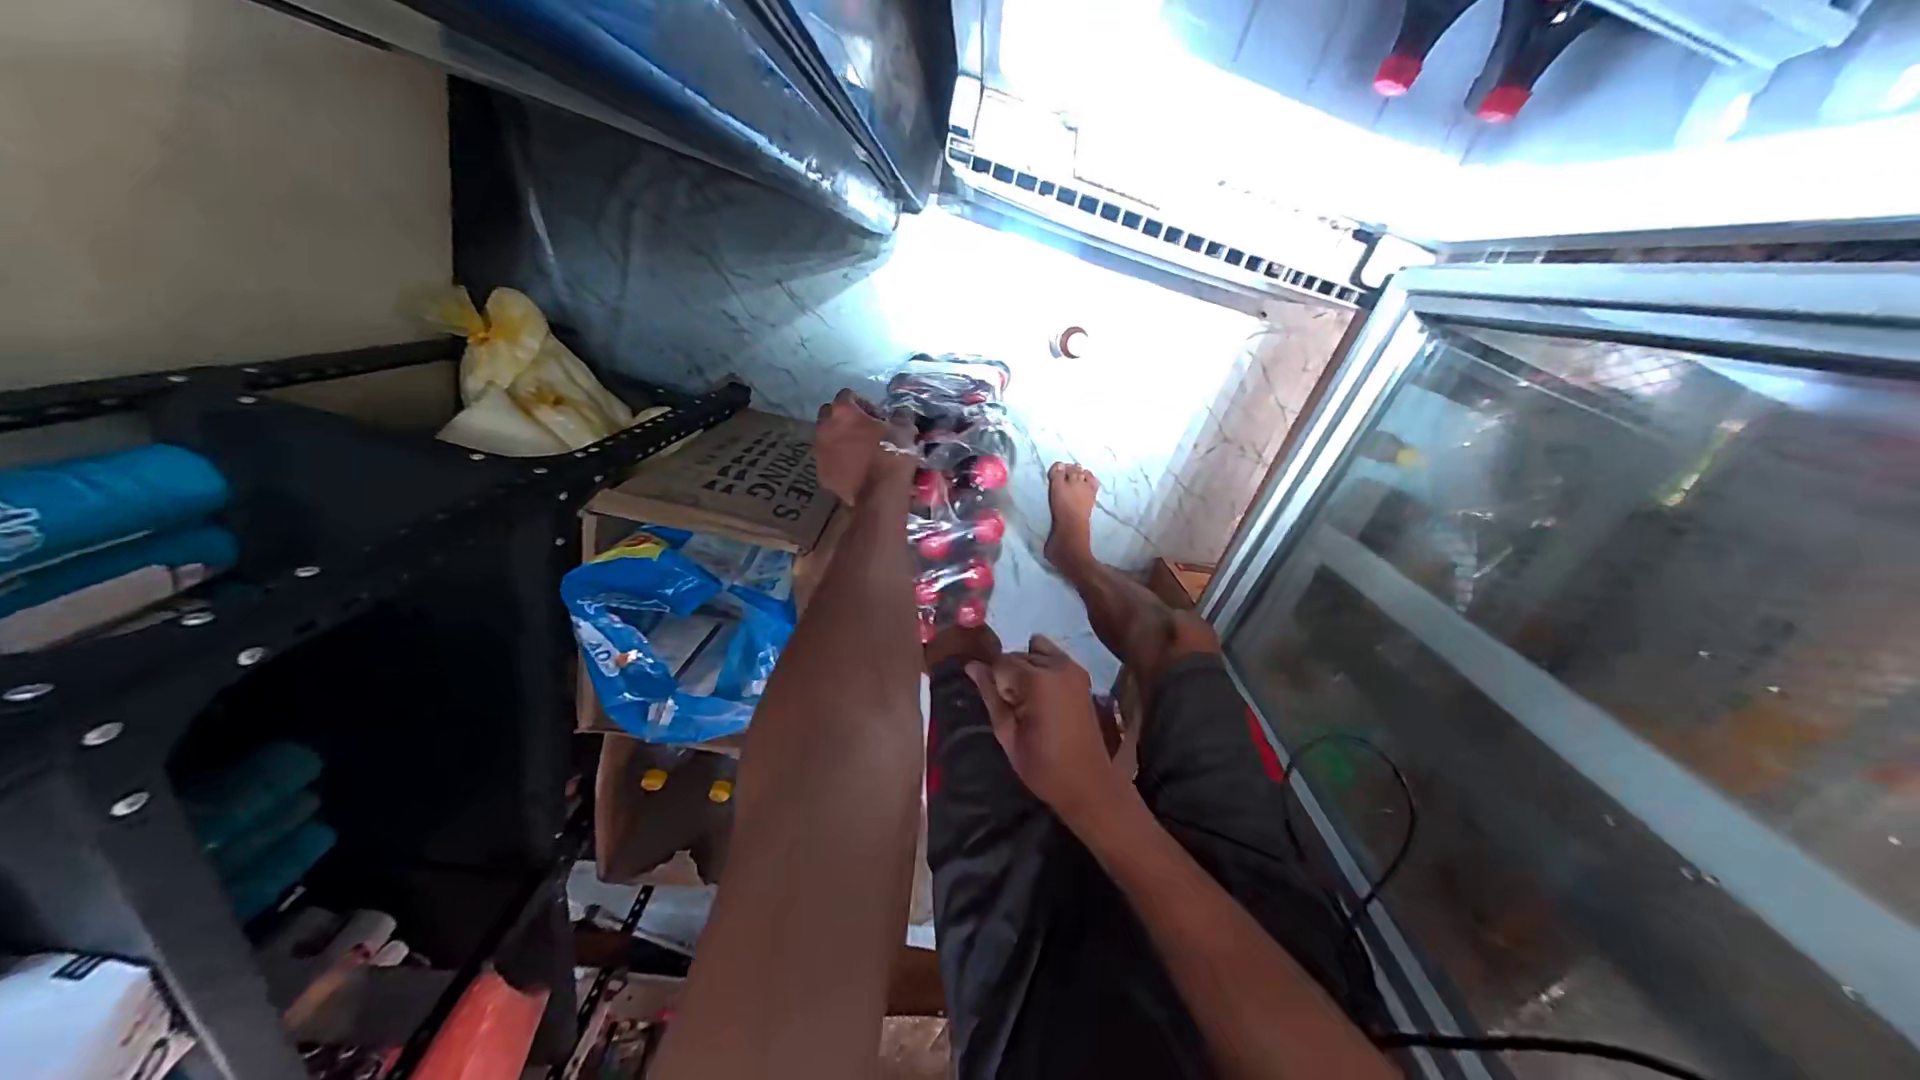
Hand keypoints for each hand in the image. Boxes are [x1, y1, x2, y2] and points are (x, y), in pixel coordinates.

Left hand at [814, 389, 916, 504]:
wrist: (878, 495)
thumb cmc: (890, 456)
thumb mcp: (904, 430)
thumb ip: (900, 416)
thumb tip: (900, 414)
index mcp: (843, 411)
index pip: (847, 394)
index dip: (862, 402)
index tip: (874, 415)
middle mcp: (825, 427)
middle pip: (829, 413)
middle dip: (843, 418)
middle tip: (862, 430)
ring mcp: (820, 450)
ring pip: (826, 437)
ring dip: (839, 439)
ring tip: (857, 450)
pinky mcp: (821, 472)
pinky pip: (828, 459)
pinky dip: (838, 460)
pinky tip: (853, 468)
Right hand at [967, 636, 1125, 822]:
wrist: (1088, 784)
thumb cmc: (1043, 766)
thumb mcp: (1007, 733)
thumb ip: (990, 694)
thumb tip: (971, 666)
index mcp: (1038, 680)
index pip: (1000, 662)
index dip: (995, 684)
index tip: (1002, 708)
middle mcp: (1058, 665)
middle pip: (1018, 654)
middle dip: (1010, 676)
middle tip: (1015, 709)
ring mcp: (1074, 668)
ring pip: (1035, 652)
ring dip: (1026, 670)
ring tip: (1030, 702)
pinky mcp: (1082, 675)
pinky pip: (1053, 658)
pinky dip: (1043, 669)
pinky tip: (1044, 698)